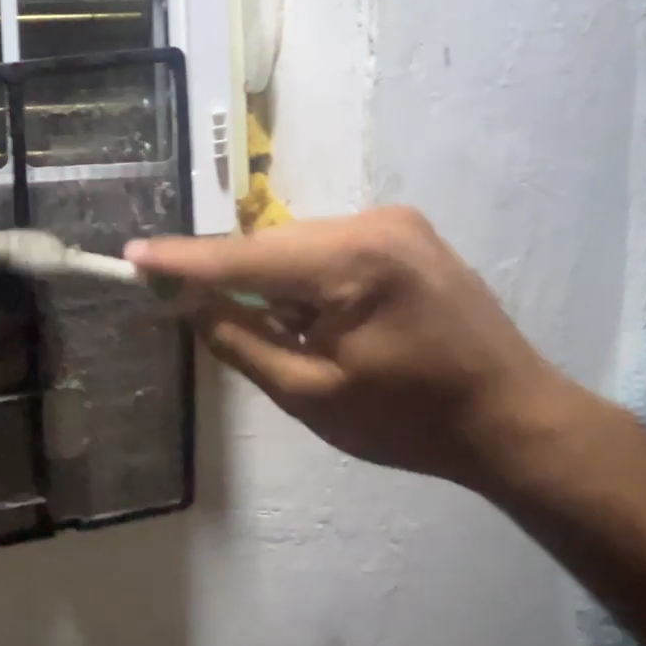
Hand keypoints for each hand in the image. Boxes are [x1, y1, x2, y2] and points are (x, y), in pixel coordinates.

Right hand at [128, 207, 575, 488]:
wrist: (515, 421)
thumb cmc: (410, 421)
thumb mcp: (309, 393)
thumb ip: (239, 340)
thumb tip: (188, 303)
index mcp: (352, 262)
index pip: (242, 259)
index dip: (181, 262)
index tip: (131, 256)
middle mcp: (374, 224)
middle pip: (267, 248)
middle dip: (227, 278)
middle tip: (189, 310)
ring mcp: (396, 225)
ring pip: (295, 248)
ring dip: (268, 283)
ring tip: (282, 336)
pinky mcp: (407, 237)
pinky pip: (326, 251)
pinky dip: (301, 281)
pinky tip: (311, 319)